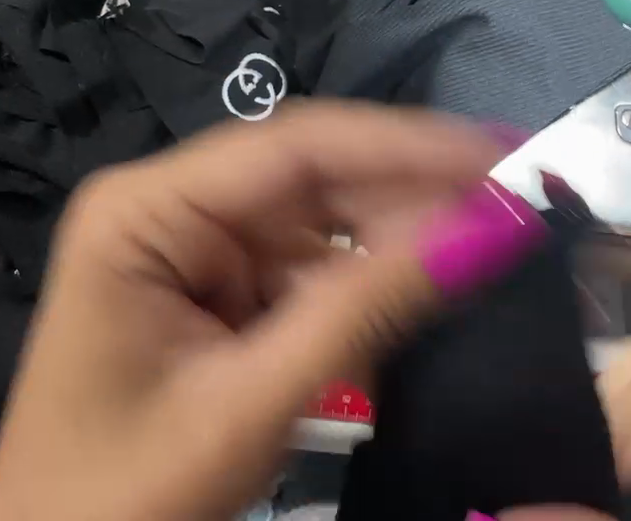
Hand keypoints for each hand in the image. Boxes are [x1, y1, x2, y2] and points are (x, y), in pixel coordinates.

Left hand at [0, 101, 550, 520]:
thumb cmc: (122, 499)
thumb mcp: (249, 405)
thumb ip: (367, 312)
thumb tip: (483, 233)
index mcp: (148, 209)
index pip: (296, 147)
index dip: (404, 145)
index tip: (494, 154)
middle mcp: (174, 203)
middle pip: (314, 172)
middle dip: (412, 186)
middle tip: (509, 196)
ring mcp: (197, 239)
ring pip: (323, 211)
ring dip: (402, 227)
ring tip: (487, 231)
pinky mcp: (221, 278)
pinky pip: (313, 256)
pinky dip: (373, 271)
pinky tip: (429, 274)